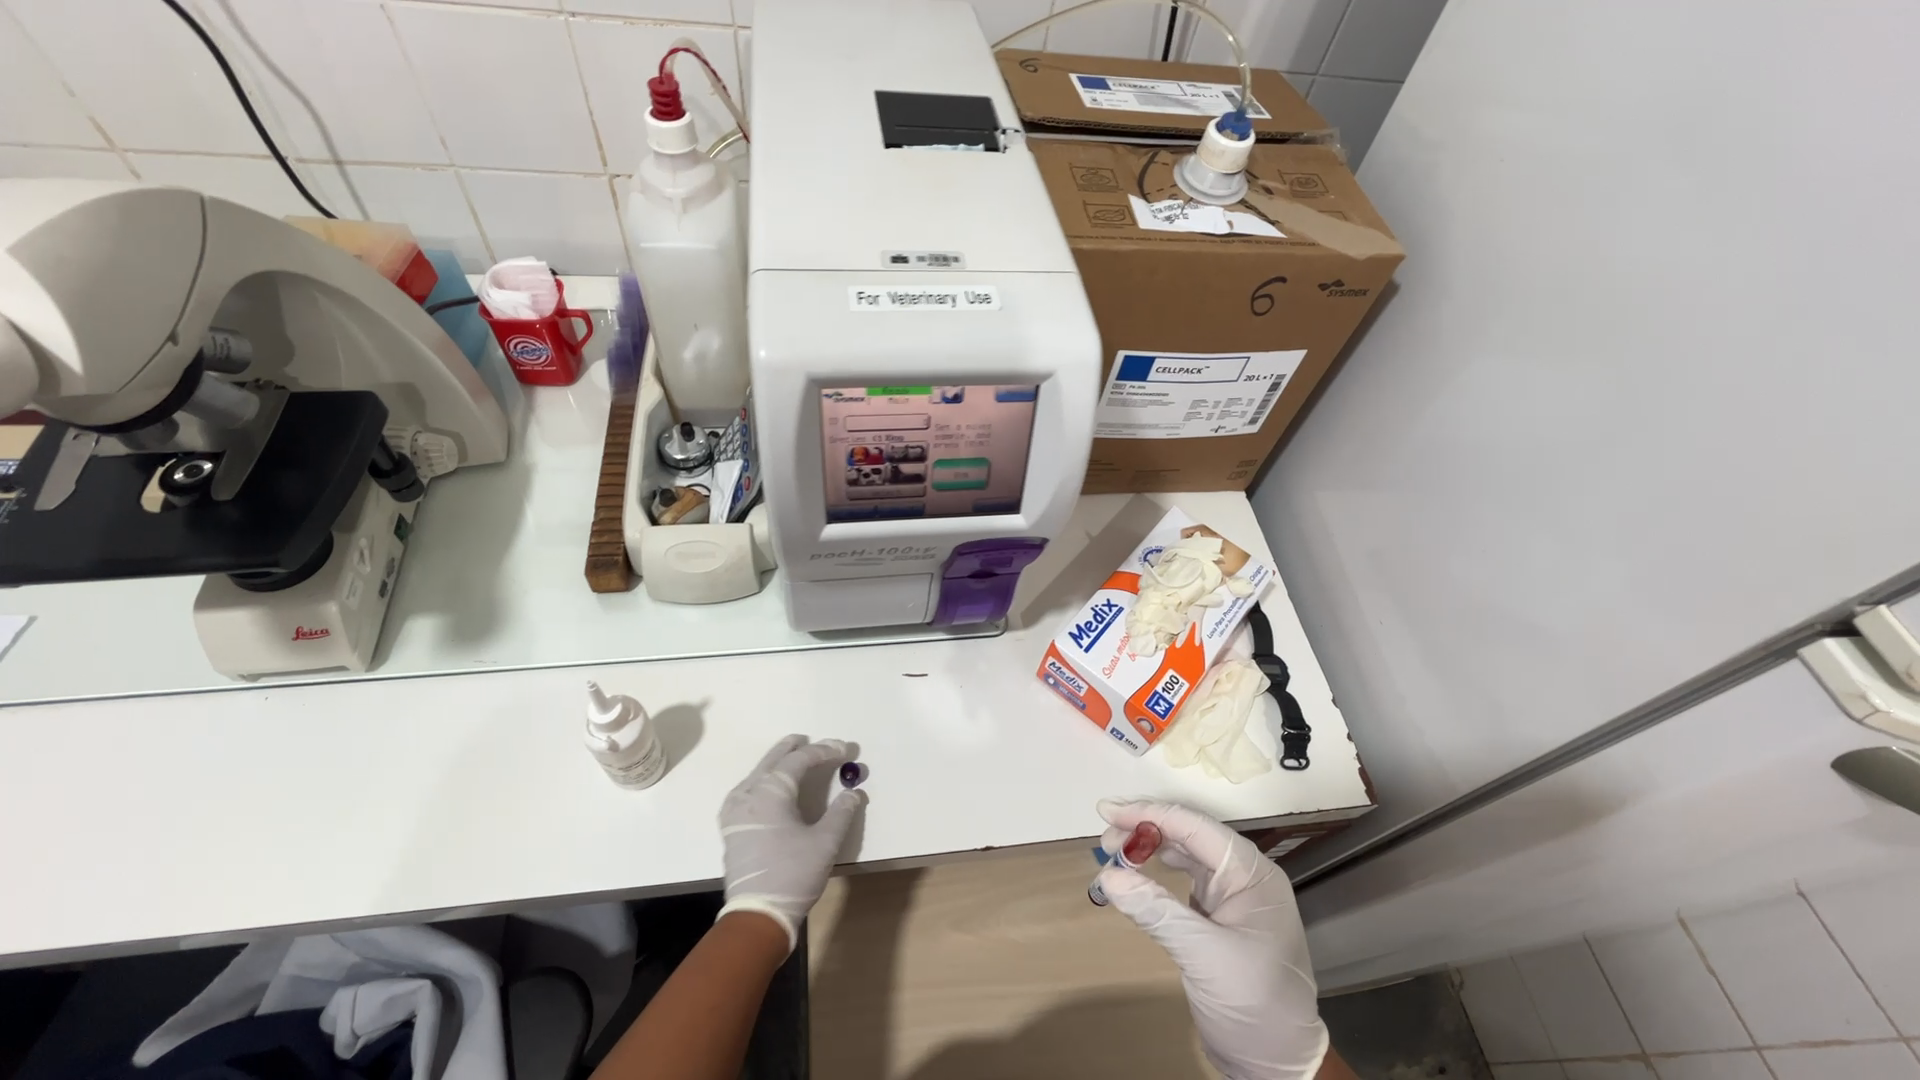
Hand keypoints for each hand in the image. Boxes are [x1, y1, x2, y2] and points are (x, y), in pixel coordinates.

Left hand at [716, 735, 865, 953]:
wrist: (757, 914)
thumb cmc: (793, 875)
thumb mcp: (825, 842)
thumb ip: (841, 812)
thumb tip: (853, 792)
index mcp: (770, 793)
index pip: (798, 761)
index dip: (822, 751)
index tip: (842, 749)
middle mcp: (748, 795)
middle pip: (773, 761)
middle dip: (795, 748)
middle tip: (813, 740)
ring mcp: (735, 811)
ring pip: (757, 773)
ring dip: (777, 761)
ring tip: (793, 754)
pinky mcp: (731, 828)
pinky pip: (746, 789)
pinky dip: (761, 778)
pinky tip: (768, 784)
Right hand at [1094, 798, 1327, 1079]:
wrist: (1277, 1061)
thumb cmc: (1255, 1004)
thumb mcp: (1205, 956)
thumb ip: (1157, 911)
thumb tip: (1109, 876)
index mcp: (1251, 873)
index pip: (1195, 826)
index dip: (1149, 814)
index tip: (1106, 810)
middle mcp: (1243, 876)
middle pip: (1188, 835)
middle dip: (1144, 830)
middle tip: (1104, 841)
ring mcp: (1231, 896)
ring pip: (1183, 854)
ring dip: (1147, 849)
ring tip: (1113, 855)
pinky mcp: (1217, 917)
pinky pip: (1181, 880)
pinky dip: (1154, 875)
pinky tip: (1135, 879)